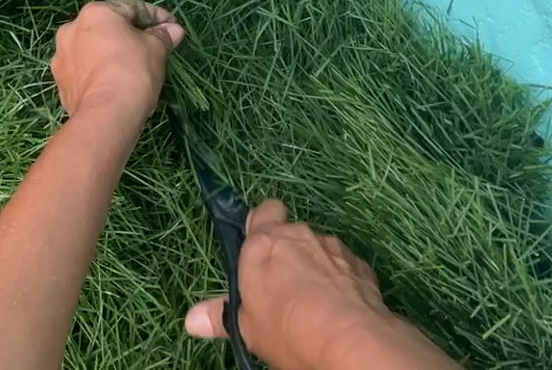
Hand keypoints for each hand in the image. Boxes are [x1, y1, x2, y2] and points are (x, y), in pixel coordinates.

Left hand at [50, 0, 183, 124]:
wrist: (105, 116)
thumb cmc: (132, 72)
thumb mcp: (155, 50)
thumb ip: (163, 36)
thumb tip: (174, 30)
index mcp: (95, 13)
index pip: (131, 7)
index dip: (156, 16)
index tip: (171, 27)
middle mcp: (72, 28)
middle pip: (109, 26)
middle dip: (132, 34)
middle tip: (154, 45)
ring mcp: (62, 55)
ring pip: (94, 47)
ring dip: (113, 51)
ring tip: (134, 65)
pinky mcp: (60, 81)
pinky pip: (85, 68)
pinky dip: (100, 70)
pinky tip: (115, 80)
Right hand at [186, 200, 459, 369]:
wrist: (350, 340)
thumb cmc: (288, 330)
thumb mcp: (248, 329)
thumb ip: (221, 316)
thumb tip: (191, 320)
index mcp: (262, 243)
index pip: (263, 211)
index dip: (262, 226)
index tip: (261, 251)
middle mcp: (296, 235)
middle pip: (291, 229)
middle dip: (289, 249)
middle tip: (284, 282)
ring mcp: (331, 246)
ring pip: (319, 247)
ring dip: (316, 265)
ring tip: (316, 300)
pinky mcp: (360, 264)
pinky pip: (345, 266)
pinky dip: (341, 279)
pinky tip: (341, 306)